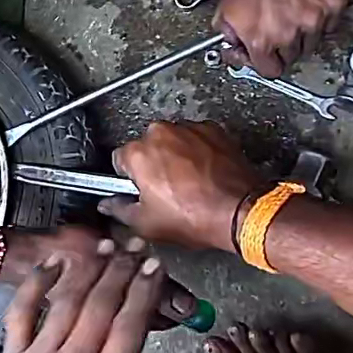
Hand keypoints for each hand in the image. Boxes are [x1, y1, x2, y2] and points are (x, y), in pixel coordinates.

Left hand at [0, 242, 196, 352]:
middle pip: (99, 307)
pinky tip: (52, 263)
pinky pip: (21, 311)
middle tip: (134, 248)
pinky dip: (35, 284)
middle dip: (120, 272)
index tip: (155, 268)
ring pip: (65, 303)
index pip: (129, 328)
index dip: (144, 293)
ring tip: (104, 246)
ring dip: (87, 270)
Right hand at [100, 121, 266, 252]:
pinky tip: (205, 174)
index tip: (139, 188)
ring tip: (189, 183)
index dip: (129, 177)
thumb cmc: (197, 215)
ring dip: (176, 156)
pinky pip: (196, 138)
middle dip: (153, 164)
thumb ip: (119, 209)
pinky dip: (198, 151)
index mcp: (138, 153)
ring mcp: (188, 129)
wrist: (243, 211)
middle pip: (146, 146)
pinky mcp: (212, 130)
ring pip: (171, 140)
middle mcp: (160, 133)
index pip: (119, 159)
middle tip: (166, 189)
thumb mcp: (147, 223)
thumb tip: (109, 204)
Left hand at [214, 0, 348, 76]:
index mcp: (262, 40)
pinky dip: (324, 15)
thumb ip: (230, 38)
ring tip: (294, 12)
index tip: (268, 56)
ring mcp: (315, 19)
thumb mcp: (225, 13)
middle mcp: (290, 35)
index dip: (267, 62)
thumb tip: (235, 52)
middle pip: (294, 57)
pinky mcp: (335, 3)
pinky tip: (310, 3)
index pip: (270, 70)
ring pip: (315, 40)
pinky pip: (333, 20)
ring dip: (306, 31)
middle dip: (286, 47)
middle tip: (281, 28)